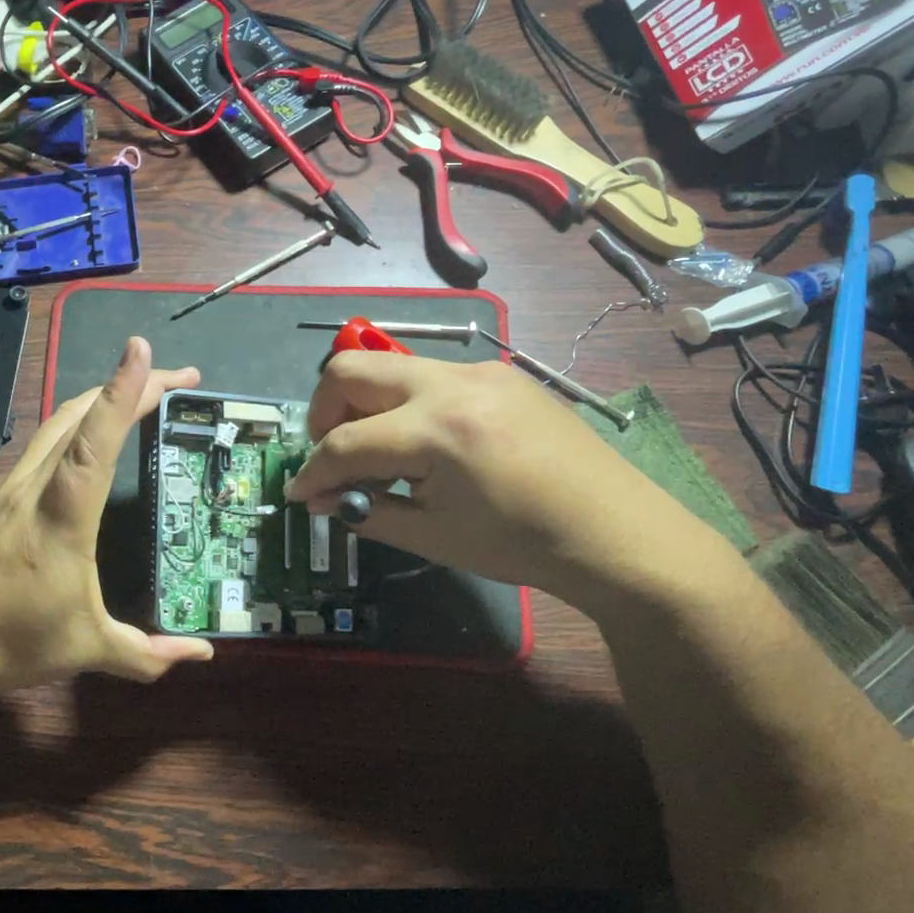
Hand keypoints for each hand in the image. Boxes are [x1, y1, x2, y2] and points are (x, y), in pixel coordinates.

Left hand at [0, 337, 213, 732]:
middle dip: (130, 385)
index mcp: (60, 522)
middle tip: (180, 377)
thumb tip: (204, 655)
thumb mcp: (88, 651)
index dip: (119, 396)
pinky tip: (91, 436)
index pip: (92, 446)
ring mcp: (7, 490)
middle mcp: (31, 492)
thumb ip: (148, 655)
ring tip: (144, 393)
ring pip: (56, 424)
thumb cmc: (12, 646)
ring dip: (101, 399)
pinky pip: (41, 444)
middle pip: (78, 417)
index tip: (140, 351)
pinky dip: (76, 423)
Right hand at [284, 352, 727, 609]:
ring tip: (377, 453)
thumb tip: (320, 499)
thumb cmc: (520, 545)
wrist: (616, 533)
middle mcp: (452, 384)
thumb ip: (365, 511)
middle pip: (350, 370)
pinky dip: (404, 404)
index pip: (345, 443)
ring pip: (389, 367)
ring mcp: (481, 372)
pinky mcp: (501, 376)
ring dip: (364, 405)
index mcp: (436, 430)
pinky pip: (430, 375)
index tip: (298, 494)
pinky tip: (424, 445)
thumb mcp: (433, 536)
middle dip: (323, 414)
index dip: (312, 472)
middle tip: (332, 456)